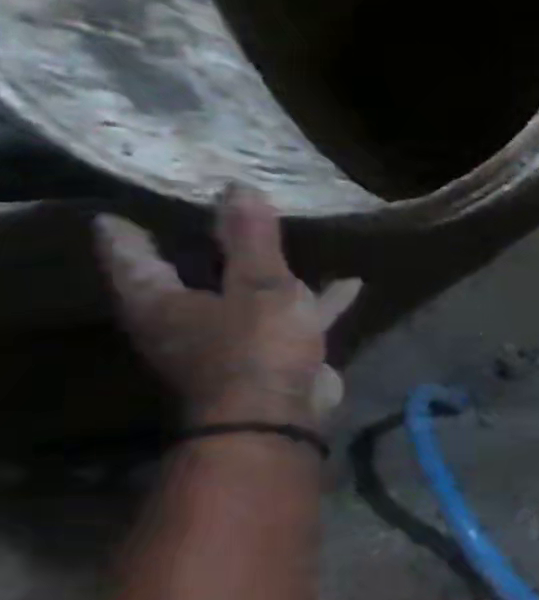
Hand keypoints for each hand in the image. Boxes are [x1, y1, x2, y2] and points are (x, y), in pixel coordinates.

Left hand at [93, 185, 360, 426]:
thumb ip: (251, 238)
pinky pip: (289, 315)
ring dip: (263, 273)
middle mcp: (181, 320)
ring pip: (240, 295)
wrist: (278, 414)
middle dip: (203, 247)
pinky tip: (350, 284)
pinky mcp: (268, 353)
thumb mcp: (260, 285)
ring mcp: (225, 340)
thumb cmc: (254, 346)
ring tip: (287, 245)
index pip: (130, 255)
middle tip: (213, 215)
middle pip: (184, 275)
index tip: (128, 208)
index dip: (128, 231)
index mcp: (159, 301)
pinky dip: (315, 299)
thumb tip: (237, 186)